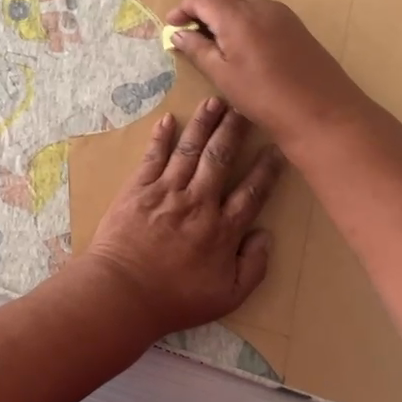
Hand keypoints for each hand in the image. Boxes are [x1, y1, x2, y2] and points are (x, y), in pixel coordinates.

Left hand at [78, 97, 280, 337]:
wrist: (123, 291)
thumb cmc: (175, 299)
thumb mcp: (228, 296)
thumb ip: (254, 266)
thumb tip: (266, 234)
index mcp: (222, 229)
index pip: (252, 192)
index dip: (267, 169)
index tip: (278, 148)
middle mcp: (198, 203)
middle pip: (220, 159)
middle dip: (234, 131)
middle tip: (245, 107)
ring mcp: (166, 192)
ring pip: (189, 150)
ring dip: (203, 124)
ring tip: (214, 102)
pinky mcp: (138, 189)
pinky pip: (153, 157)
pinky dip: (161, 137)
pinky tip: (168, 119)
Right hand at [166, 0, 376, 149]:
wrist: (325, 114)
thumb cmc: (266, 98)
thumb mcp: (223, 76)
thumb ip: (197, 50)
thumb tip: (179, 35)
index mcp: (239, 16)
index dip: (183, 8)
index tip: (173, 28)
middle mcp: (261, 6)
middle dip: (200, 5)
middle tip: (188, 31)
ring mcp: (282, 14)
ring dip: (220, 10)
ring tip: (210, 38)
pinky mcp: (294, 25)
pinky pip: (258, 9)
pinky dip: (239, 16)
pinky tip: (237, 43)